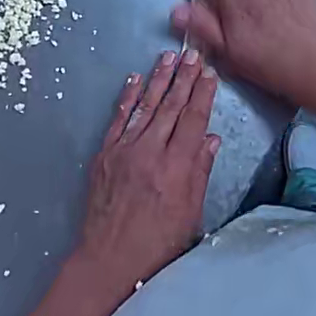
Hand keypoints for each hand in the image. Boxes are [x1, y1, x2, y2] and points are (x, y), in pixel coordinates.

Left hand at [74, 50, 220, 288]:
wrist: (109, 260)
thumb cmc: (158, 245)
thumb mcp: (190, 215)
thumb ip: (199, 172)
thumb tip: (210, 137)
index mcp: (175, 169)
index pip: (192, 121)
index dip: (202, 95)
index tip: (209, 74)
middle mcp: (149, 152)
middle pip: (170, 107)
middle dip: (183, 78)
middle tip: (192, 54)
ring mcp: (124, 149)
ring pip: (145, 106)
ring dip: (158, 79)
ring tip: (168, 56)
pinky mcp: (105, 152)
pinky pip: (119, 117)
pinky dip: (128, 96)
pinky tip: (135, 79)